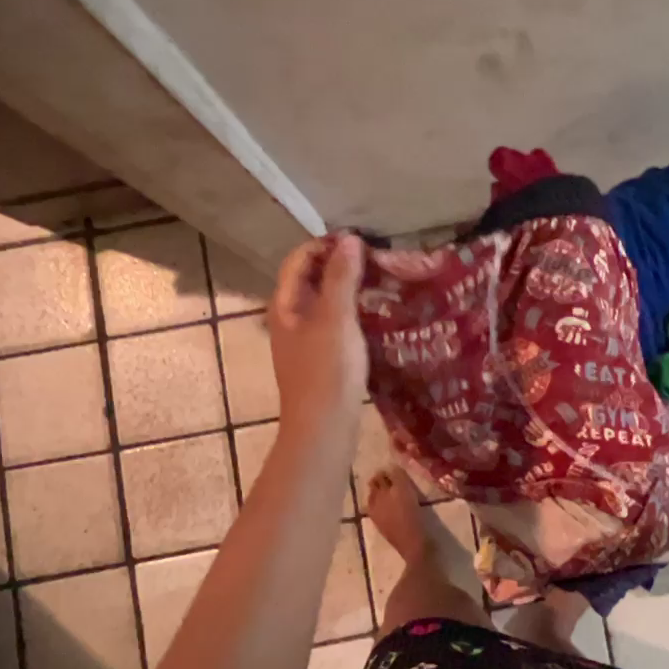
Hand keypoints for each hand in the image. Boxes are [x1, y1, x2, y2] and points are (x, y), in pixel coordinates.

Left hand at [268, 234, 366, 446]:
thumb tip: (349, 239)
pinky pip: (335, 323)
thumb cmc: (327, 371)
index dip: (327, 245)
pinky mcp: (321, 358)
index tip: (363, 243)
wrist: (323, 428)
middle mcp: (290, 318)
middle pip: (312, 278)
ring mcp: (304, 340)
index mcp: (285, 303)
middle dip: (342, 265)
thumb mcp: (336, 318)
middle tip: (379, 260)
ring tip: (383, 283)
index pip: (300, 258)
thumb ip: (341, 277)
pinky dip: (353, 313)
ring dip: (350, 289)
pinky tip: (378, 317)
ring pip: (325, 302)